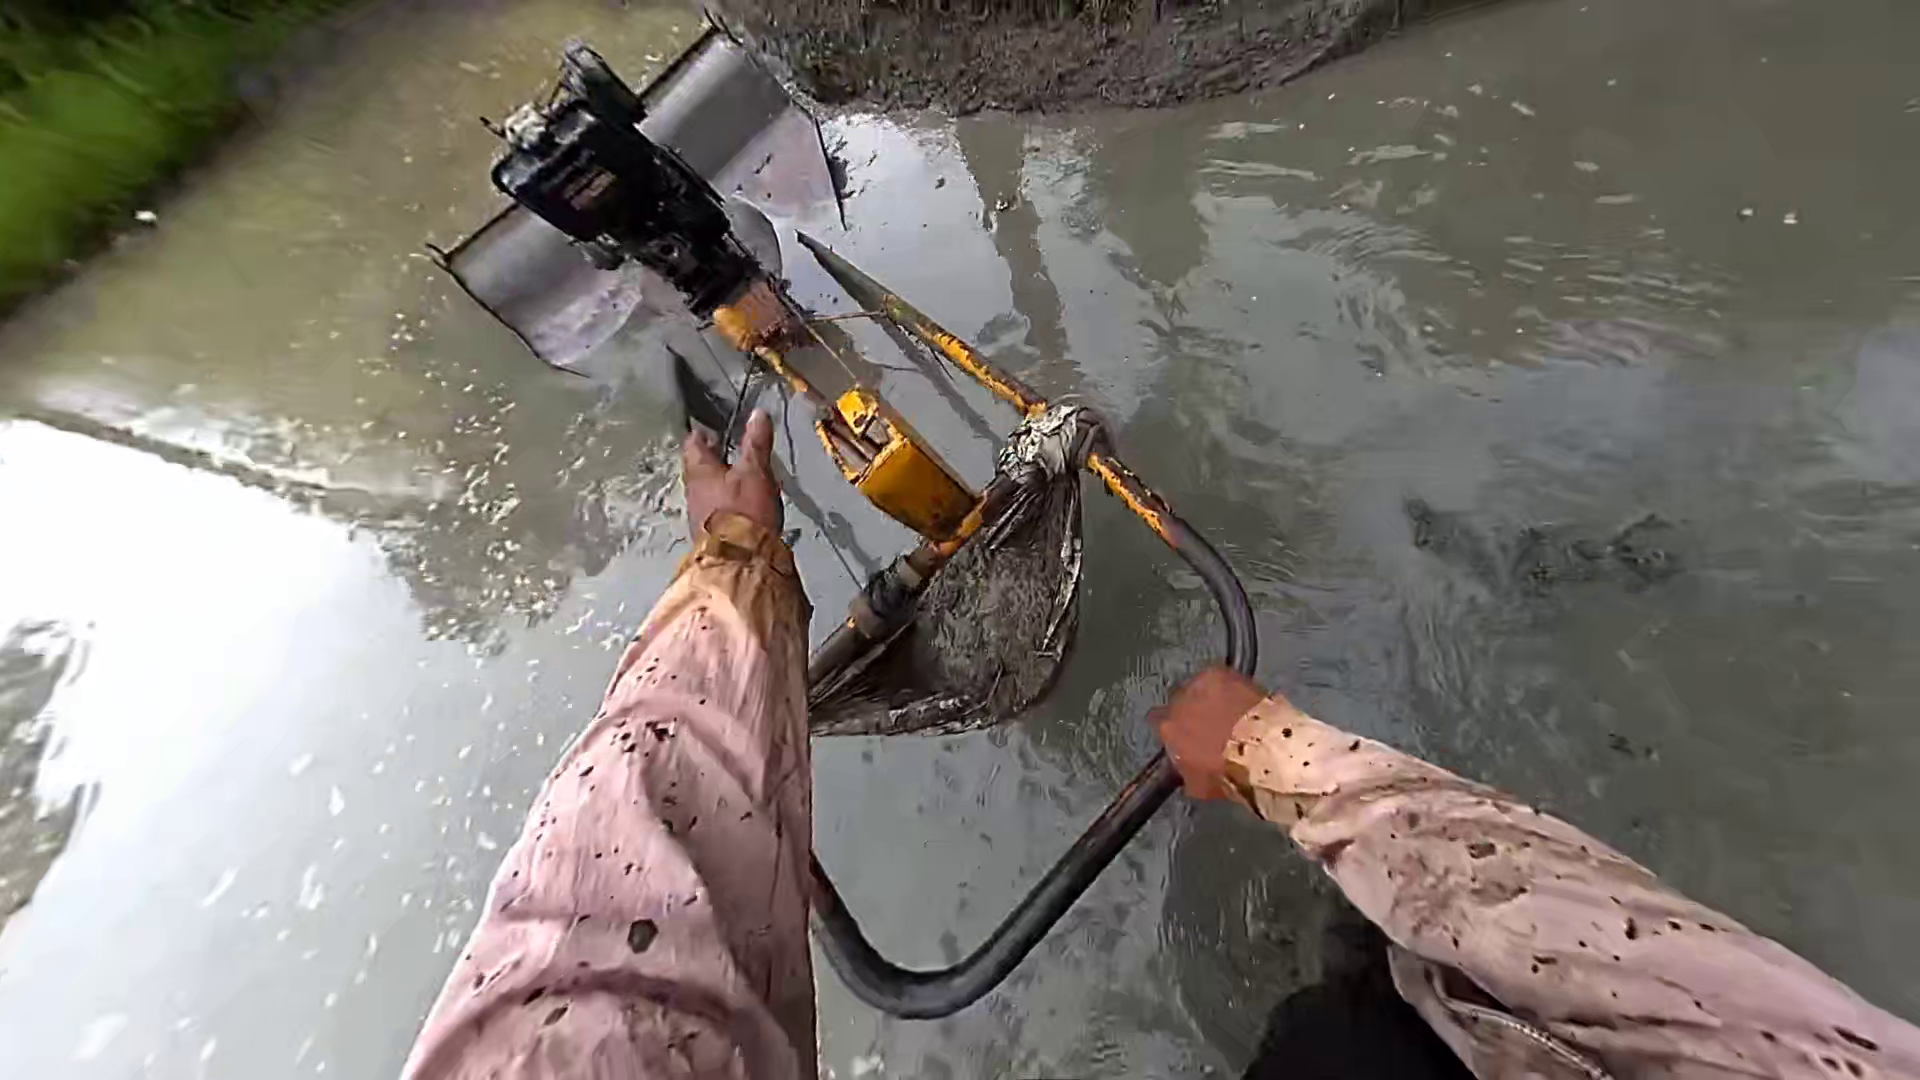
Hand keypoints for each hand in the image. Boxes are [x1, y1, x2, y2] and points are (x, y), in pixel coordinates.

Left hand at [683, 409, 781, 538]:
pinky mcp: (711, 534)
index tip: (711, 428)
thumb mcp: (755, 471)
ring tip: (738, 479)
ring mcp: (699, 514)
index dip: (703, 433)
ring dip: (721, 483)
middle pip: (699, 468)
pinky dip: (727, 504)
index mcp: (699, 471)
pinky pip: (716, 511)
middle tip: (725, 451)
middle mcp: (693, 491)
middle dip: (713, 459)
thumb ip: (756, 443)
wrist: (739, 559)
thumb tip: (757, 415)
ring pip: (708, 490)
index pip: (694, 443)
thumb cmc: (743, 511)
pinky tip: (741, 507)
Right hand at [1150, 666, 1265, 800]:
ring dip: (1208, 696)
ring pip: (1197, 686)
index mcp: (1168, 729)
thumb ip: (1186, 772)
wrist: (1266, 753)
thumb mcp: (1200, 786)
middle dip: (1190, 710)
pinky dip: (1226, 684)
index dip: (1172, 726)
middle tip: (1211, 723)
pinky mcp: (1220, 672)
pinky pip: (1217, 676)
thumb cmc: (1231, 776)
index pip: (1157, 720)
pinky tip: (1240, 695)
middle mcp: (1177, 702)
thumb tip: (1186, 772)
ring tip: (1229, 708)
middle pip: (1178, 701)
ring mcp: (1198, 684)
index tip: (1185, 733)